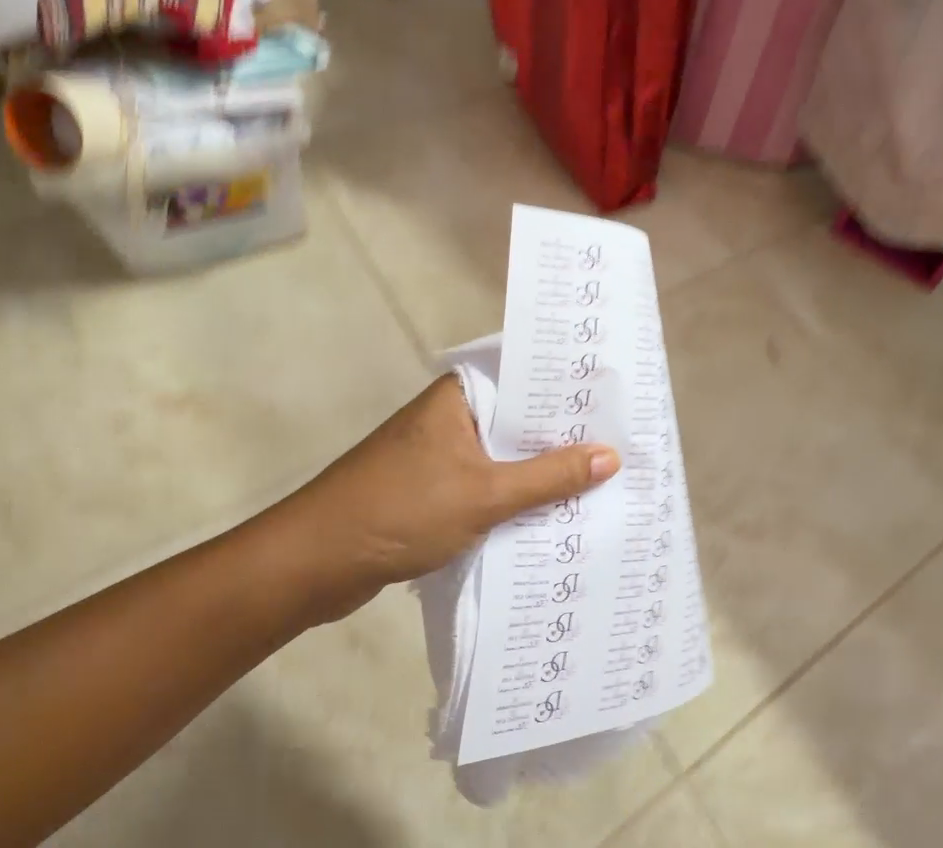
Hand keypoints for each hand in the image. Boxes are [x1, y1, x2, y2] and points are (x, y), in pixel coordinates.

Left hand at [251, 375, 620, 625]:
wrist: (314, 564)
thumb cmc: (400, 512)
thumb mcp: (484, 494)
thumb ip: (549, 476)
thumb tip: (611, 456)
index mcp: (461, 397)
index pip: (529, 378)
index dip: (574, 391)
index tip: (622, 400)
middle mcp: (453, 418)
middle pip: (523, 422)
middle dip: (568, 439)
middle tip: (628, 445)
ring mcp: (442, 456)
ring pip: (508, 458)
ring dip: (545, 474)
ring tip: (606, 481)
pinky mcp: (435, 492)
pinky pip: (490, 487)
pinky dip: (518, 500)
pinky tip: (557, 515)